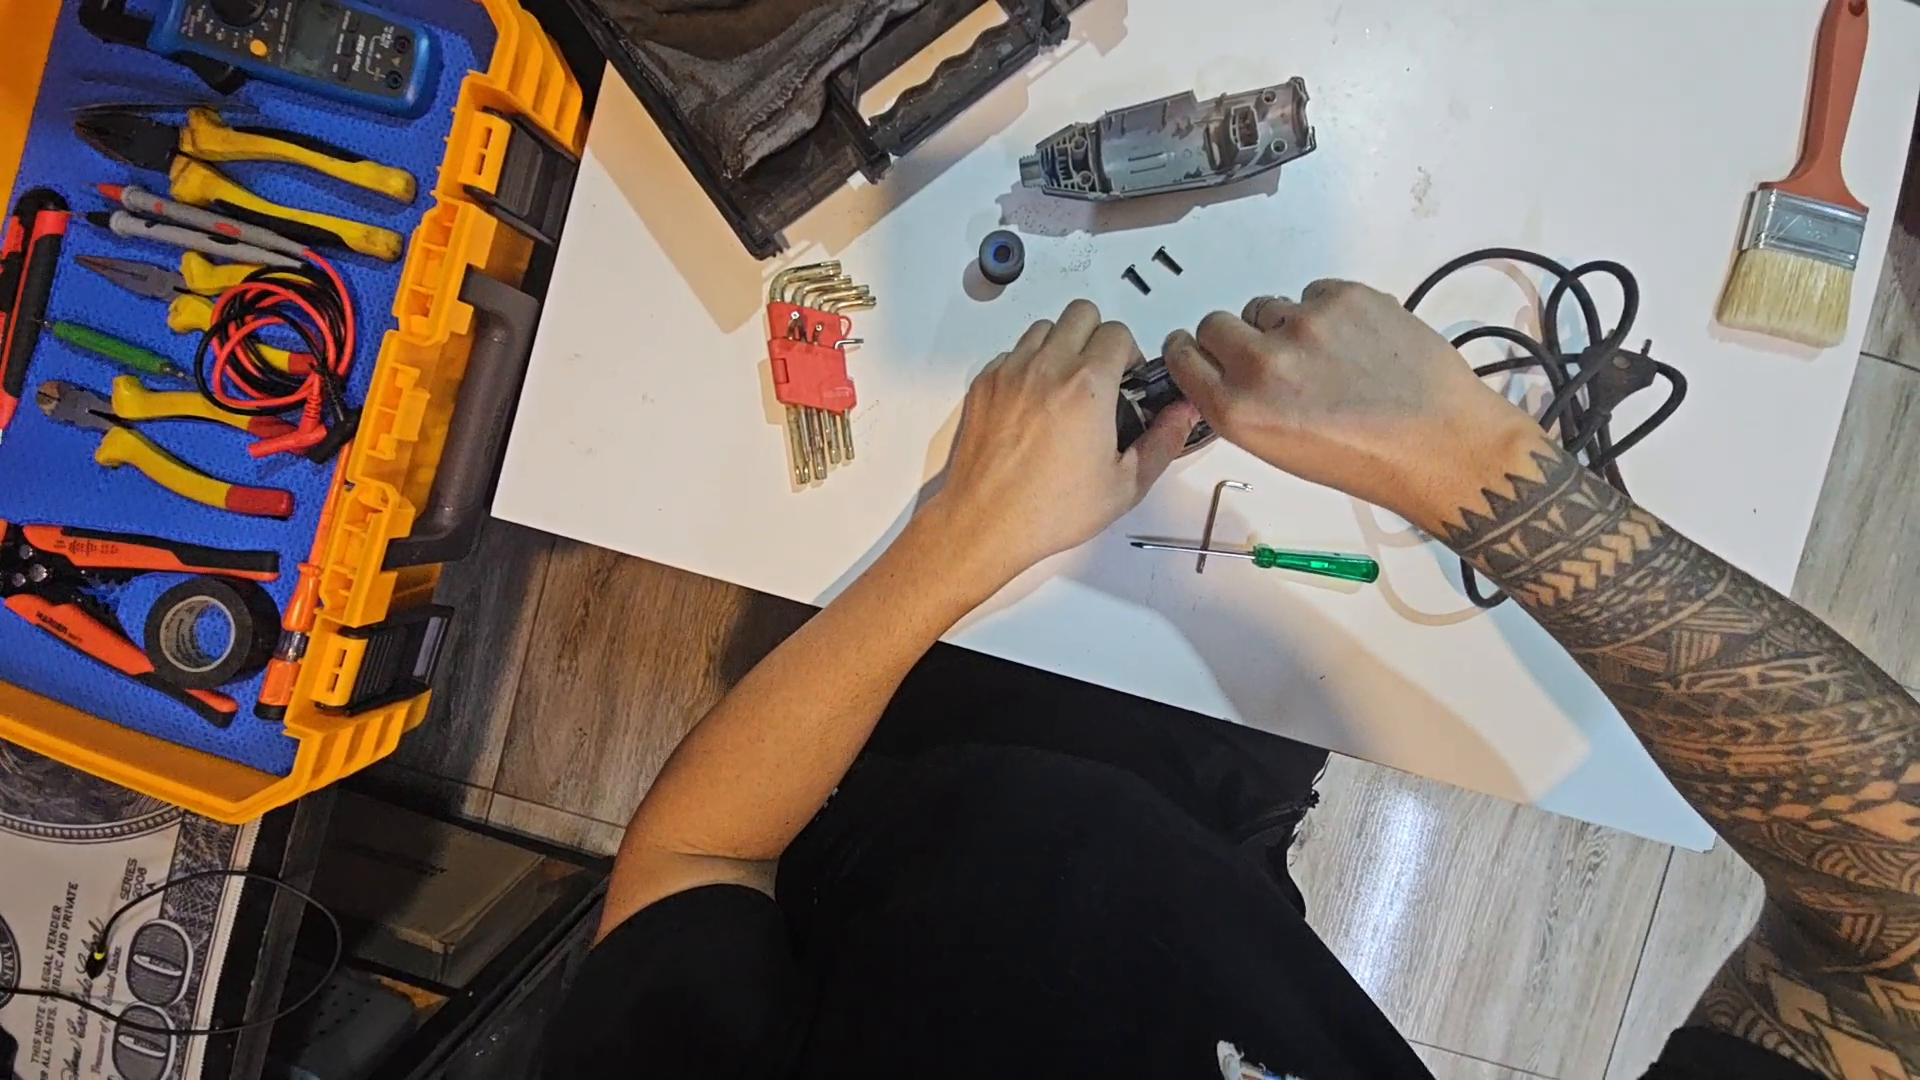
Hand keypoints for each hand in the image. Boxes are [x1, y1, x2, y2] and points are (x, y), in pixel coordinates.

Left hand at [923, 300, 1197, 585]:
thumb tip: (1182, 415)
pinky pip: (1011, 354)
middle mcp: (1046, 368)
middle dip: (1096, 337)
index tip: (1126, 379)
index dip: (1129, 354)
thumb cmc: (1048, 510)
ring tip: (1065, 387)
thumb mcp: (1124, 486)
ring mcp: (1010, 373)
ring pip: (1042, 328)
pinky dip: (1026, 365)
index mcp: (1087, 385)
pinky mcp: (983, 386)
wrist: (986, 522)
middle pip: (1080, 314)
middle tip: (1099, 375)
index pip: (1118, 333)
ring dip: (1060, 346)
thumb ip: (1162, 442)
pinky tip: (1033, 402)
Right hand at [1163, 279, 1541, 531]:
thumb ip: (1234, 404)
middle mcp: (1260, 363)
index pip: (1181, 356)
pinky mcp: (1345, 296)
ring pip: (1265, 306)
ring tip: (1321, 354)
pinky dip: (1323, 311)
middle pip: (1215, 323)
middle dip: (1231, 337)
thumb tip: (1221, 370)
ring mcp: (1303, 324)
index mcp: (1235, 408)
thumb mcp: (1271, 446)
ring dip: (1280, 324)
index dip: (1188, 350)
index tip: (1195, 348)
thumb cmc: (1357, 458)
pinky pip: (1311, 292)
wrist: (1436, 443)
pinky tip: (1350, 341)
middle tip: (1265, 354)